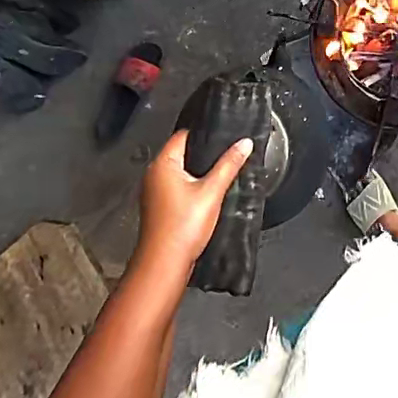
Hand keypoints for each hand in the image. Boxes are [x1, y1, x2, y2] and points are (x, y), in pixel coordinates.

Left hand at [134, 130, 251, 274]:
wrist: (164, 264)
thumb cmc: (181, 228)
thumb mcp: (213, 190)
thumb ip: (230, 164)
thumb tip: (244, 144)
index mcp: (162, 164)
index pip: (183, 135)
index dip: (204, 132)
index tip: (223, 133)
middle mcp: (153, 175)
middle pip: (183, 152)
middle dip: (204, 153)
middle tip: (226, 154)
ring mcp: (154, 192)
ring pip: (181, 171)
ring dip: (198, 172)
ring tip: (219, 175)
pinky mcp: (159, 207)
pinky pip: (178, 187)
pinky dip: (192, 187)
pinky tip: (206, 195)